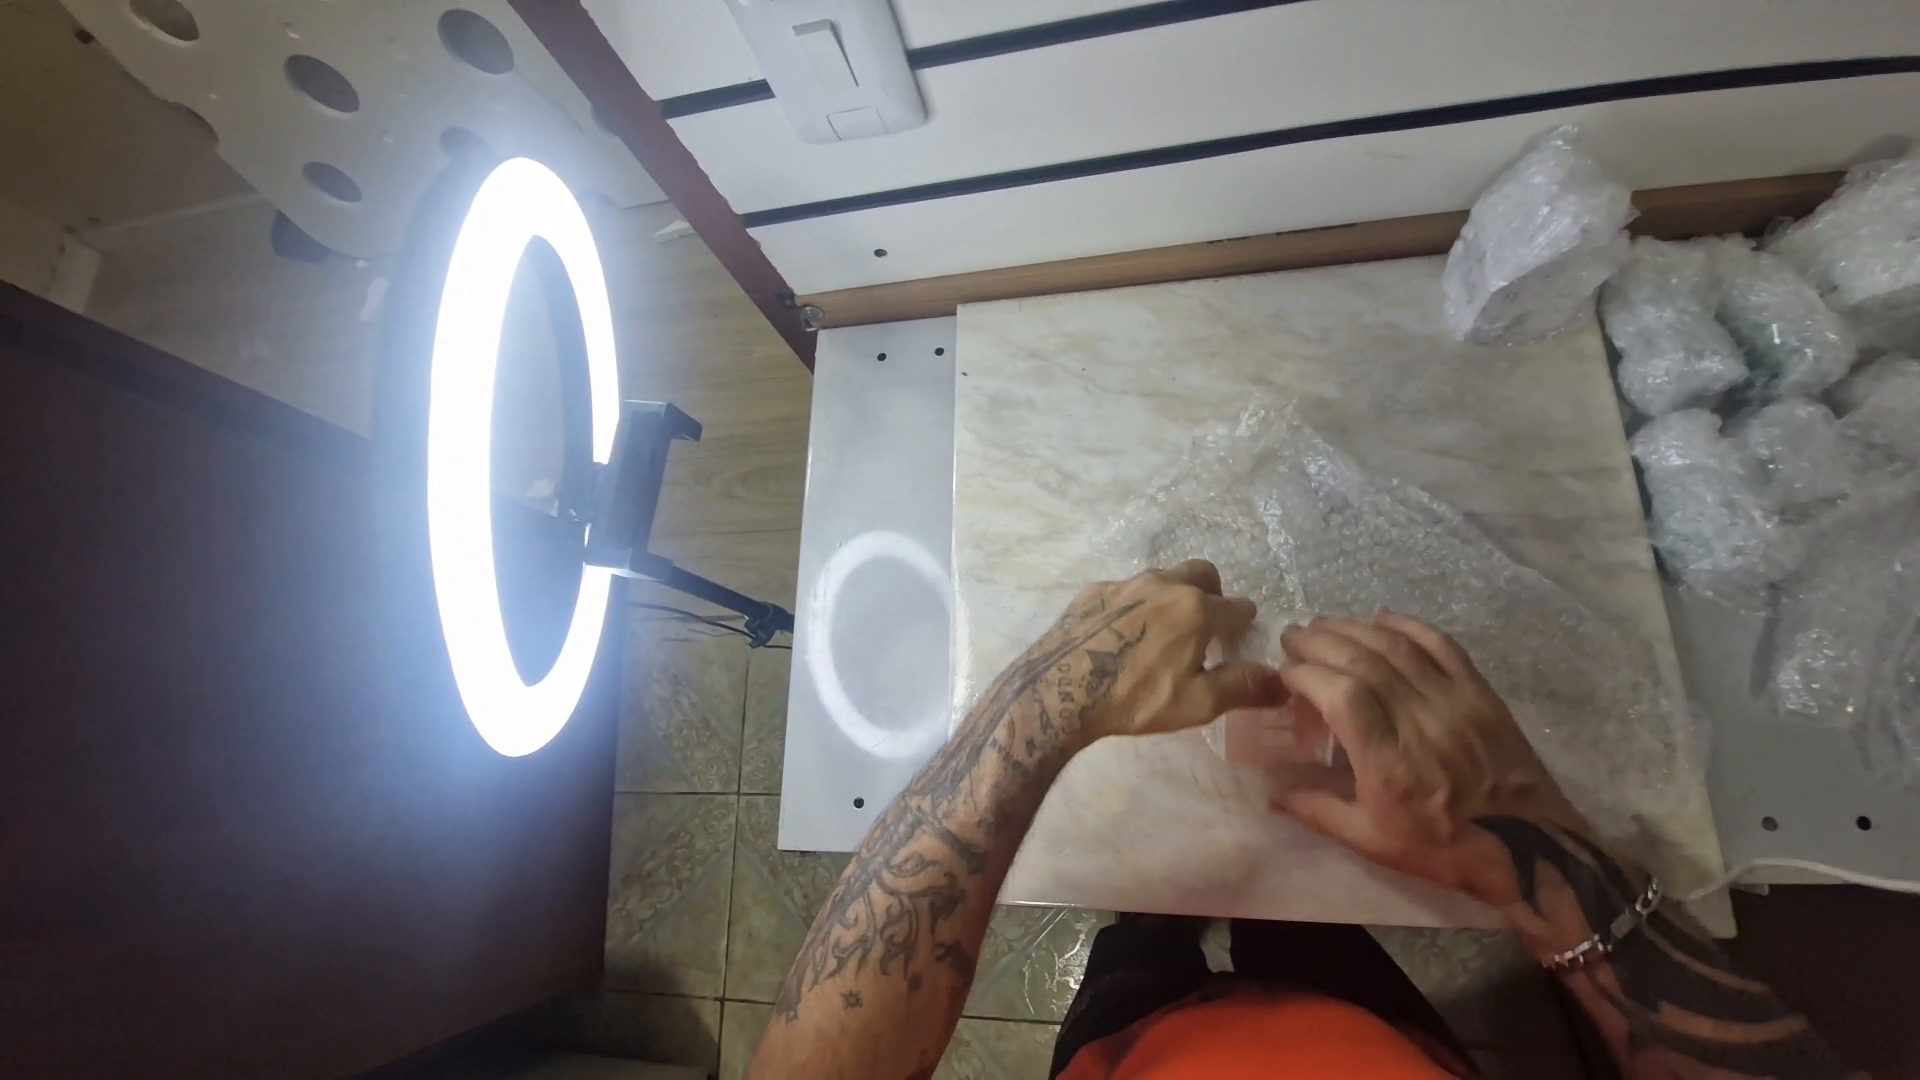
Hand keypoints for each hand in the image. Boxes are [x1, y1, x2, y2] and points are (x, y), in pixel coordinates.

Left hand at [1035, 560, 1287, 745]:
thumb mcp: (1197, 703)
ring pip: (1161, 578)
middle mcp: (1162, 584)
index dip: (1242, 625)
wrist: (1060, 691)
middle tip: (1204, 627)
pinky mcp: (1092, 591)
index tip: (1237, 640)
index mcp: (1195, 609)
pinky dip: (1135, 605)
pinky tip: (1122, 634)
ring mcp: (1123, 584)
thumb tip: (1281, 680)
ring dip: (1172, 597)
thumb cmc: (1136, 699)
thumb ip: (1243, 687)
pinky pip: (1125, 590)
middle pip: (1201, 574)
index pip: (1238, 607)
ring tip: (1162, 631)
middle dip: (1212, 594)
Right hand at [1268, 612, 1593, 910]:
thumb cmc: (1445, 849)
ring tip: (1322, 625)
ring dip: (1352, 628)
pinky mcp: (1481, 694)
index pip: (1341, 695)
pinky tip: (1379, 619)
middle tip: (1291, 638)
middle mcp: (1421, 724)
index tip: (1284, 674)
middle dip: (1318, 642)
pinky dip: (1406, 625)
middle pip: (1362, 661)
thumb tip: (1270, 793)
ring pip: (1396, 646)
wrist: (1538, 853)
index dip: (1305, 675)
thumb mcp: (1370, 841)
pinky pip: (1441, 645)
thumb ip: (1316, 811)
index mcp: (1389, 764)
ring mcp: (1456, 704)